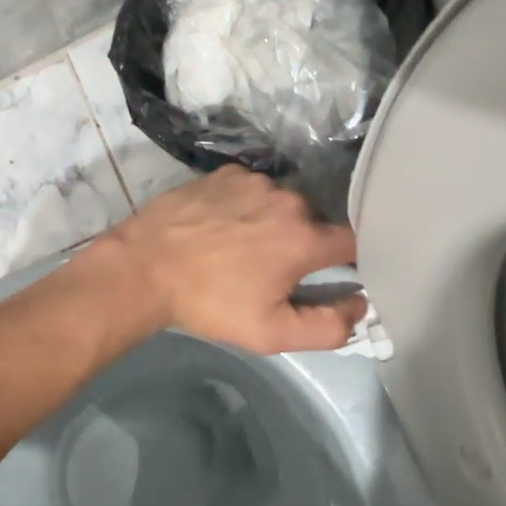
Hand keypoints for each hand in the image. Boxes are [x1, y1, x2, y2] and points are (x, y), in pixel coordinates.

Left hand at [80, 166, 365, 352]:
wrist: (144, 268)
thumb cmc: (210, 303)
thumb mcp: (272, 332)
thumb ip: (329, 326)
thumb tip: (360, 304)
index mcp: (306, 237)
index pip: (354, 241)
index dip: (350, 260)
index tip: (333, 276)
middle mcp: (288, 199)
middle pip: (315, 222)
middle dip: (303, 245)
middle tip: (272, 272)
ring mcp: (254, 181)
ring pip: (281, 205)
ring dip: (272, 224)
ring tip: (240, 250)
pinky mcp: (224, 173)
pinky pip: (250, 191)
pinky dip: (244, 208)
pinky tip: (220, 228)